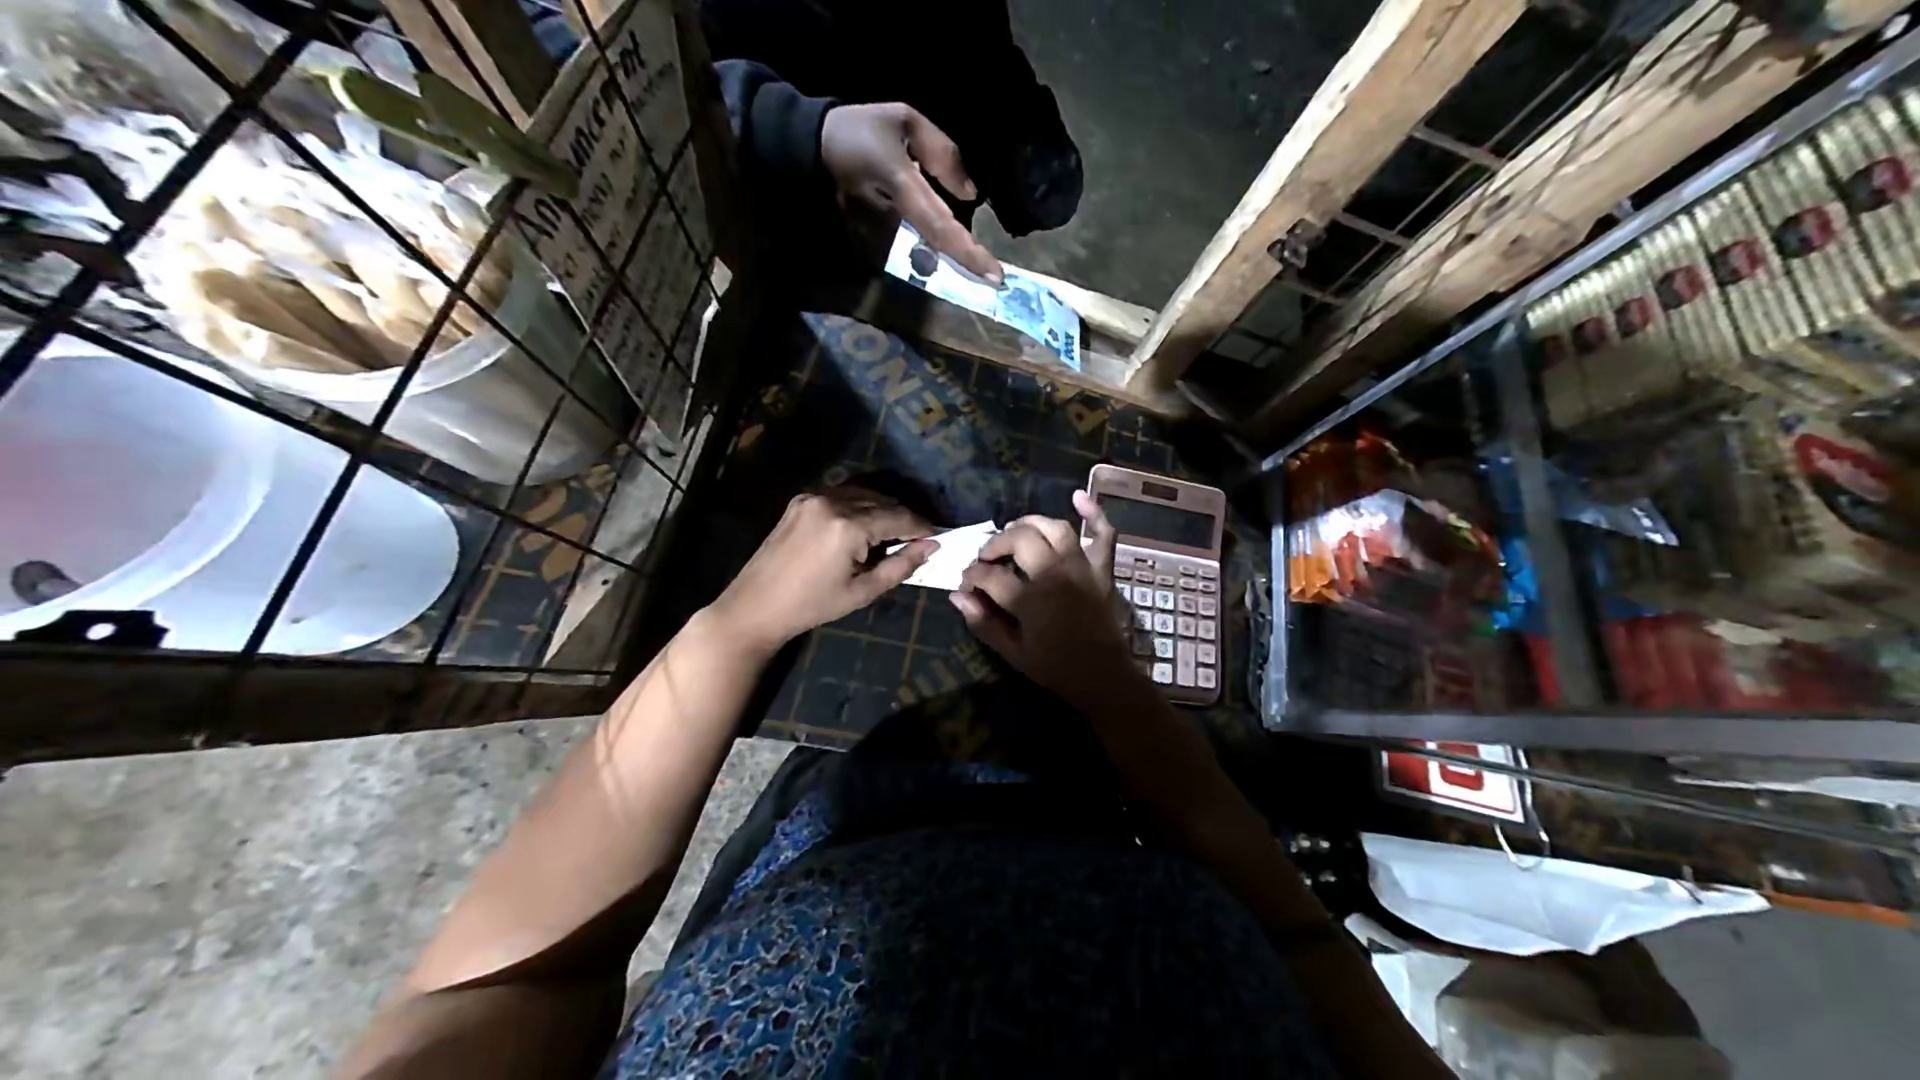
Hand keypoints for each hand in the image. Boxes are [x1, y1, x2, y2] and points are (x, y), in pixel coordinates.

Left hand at [709, 488, 935, 653]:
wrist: (757, 605)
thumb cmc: (812, 605)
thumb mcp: (863, 591)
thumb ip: (900, 565)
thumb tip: (931, 547)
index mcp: (848, 526)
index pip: (898, 517)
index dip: (921, 527)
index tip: (938, 536)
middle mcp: (832, 502)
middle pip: (883, 501)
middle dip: (904, 518)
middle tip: (919, 538)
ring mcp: (813, 498)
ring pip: (863, 494)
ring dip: (883, 509)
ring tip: (895, 533)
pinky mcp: (800, 501)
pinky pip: (841, 495)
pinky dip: (860, 505)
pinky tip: (865, 525)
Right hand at [820, 102, 1004, 284]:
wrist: (813, 148)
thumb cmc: (862, 130)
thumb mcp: (904, 120)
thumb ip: (942, 154)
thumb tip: (970, 194)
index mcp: (901, 184)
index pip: (940, 226)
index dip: (967, 252)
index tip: (994, 276)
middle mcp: (890, 217)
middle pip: (936, 248)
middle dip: (965, 262)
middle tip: (995, 277)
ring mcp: (878, 233)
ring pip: (924, 250)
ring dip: (949, 256)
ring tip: (974, 261)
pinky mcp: (871, 240)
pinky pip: (909, 246)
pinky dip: (931, 249)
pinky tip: (947, 249)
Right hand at [951, 490, 1140, 705]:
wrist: (1104, 677)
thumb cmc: (1055, 668)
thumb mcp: (1013, 653)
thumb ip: (984, 624)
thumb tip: (958, 597)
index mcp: (1030, 600)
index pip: (990, 575)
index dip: (972, 575)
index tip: (967, 581)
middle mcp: (1055, 575)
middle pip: (1020, 539)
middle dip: (996, 543)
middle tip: (988, 557)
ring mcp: (1082, 568)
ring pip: (1055, 528)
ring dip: (1031, 524)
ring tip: (1016, 533)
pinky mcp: (1102, 570)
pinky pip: (1104, 534)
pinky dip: (1094, 513)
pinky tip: (1079, 496)